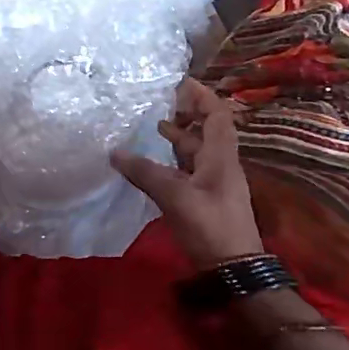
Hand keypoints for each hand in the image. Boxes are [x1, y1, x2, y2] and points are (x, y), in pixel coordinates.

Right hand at [110, 78, 264, 269]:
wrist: (234, 267)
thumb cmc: (210, 226)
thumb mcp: (175, 197)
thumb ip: (145, 173)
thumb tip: (114, 153)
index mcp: (221, 157)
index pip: (217, 115)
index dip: (202, 96)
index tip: (181, 81)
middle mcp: (221, 164)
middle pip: (208, 130)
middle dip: (188, 113)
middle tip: (161, 104)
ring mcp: (215, 182)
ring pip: (198, 150)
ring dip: (180, 136)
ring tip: (154, 127)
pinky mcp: (207, 198)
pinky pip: (190, 168)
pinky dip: (174, 159)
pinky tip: (156, 162)